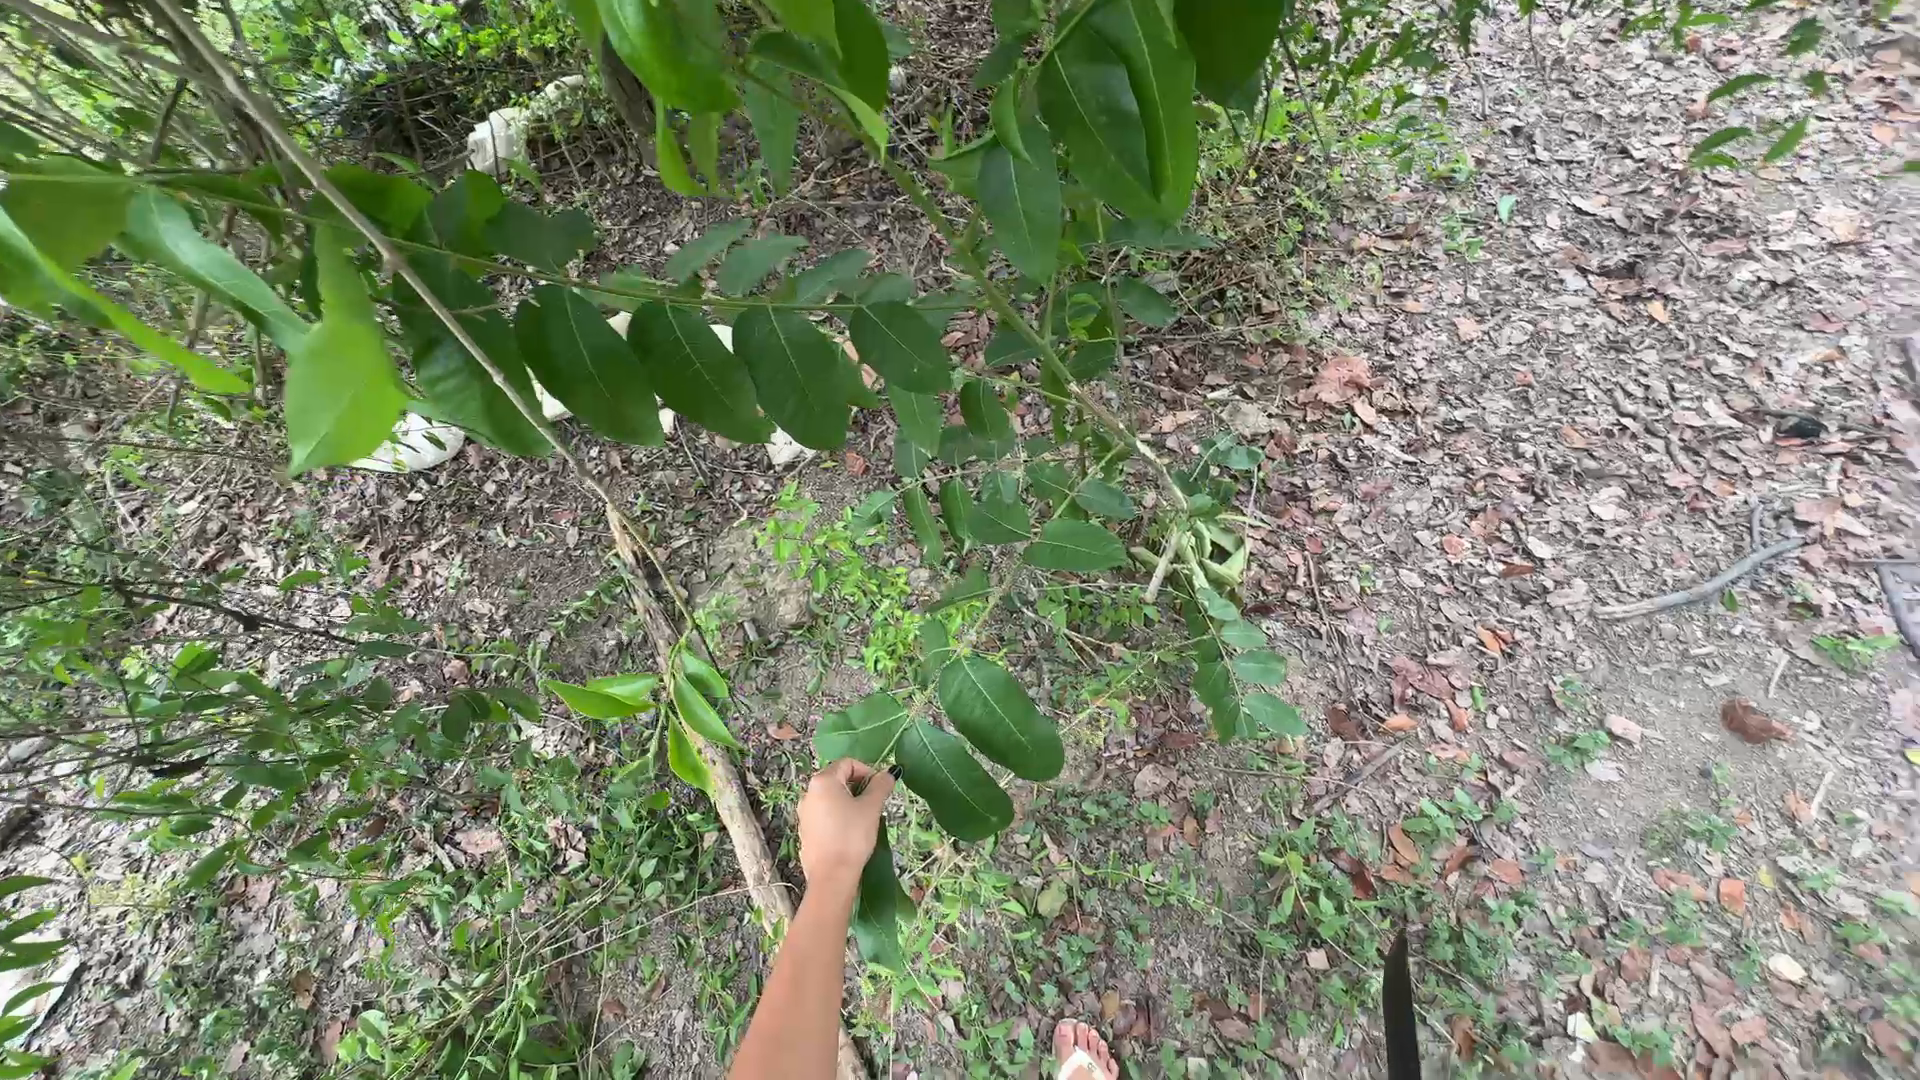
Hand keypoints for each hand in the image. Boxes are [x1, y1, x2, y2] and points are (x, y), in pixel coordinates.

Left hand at [797, 759, 895, 897]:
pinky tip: (850, 833)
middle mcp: (808, 793)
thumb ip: (881, 785)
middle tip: (875, 803)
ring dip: (850, 802)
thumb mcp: (871, 807)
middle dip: (859, 787)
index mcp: (822, 781)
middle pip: (838, 779)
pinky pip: (825, 815)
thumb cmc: (852, 836)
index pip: (848, 763)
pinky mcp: (805, 831)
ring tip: (864, 819)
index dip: (867, 771)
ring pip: (831, 798)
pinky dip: (839, 817)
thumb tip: (889, 772)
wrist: (832, 877)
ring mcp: (804, 814)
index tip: (880, 787)